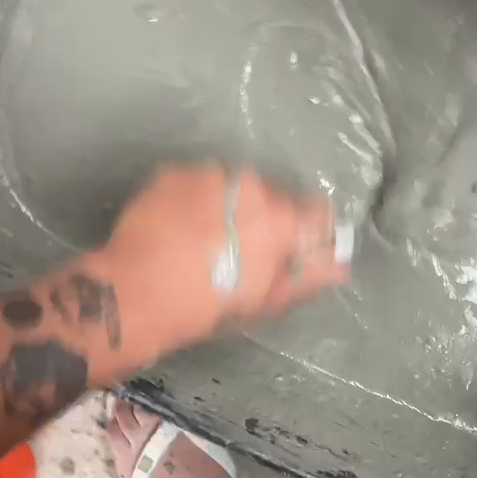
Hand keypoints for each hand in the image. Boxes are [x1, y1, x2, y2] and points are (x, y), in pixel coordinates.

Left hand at [90, 163, 349, 360]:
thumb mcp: (264, 299)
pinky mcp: (172, 173)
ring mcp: (207, 174)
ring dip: (230, 207)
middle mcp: (248, 183)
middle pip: (272, 197)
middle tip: (245, 252)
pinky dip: (197, 201)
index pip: (317, 212)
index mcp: (279, 216)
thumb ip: (308, 276)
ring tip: (208, 241)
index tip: (299, 248)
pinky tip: (182, 229)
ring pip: (234, 187)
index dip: (312, 231)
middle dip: (265, 219)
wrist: (136, 293)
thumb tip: (340, 264)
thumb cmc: (207, 304)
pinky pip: (199, 184)